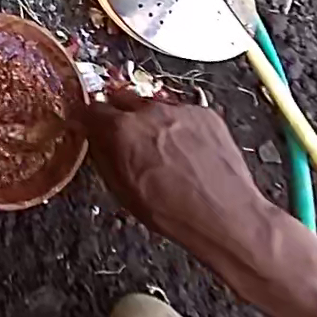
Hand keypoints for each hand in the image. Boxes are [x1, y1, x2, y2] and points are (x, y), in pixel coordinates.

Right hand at [84, 90, 280, 248]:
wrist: (225, 216)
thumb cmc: (174, 211)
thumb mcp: (121, 190)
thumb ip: (102, 155)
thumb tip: (95, 139)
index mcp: (121, 130)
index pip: (93, 109)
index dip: (91, 119)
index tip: (92, 124)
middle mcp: (149, 112)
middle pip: (123, 101)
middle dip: (121, 116)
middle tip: (128, 139)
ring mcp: (179, 110)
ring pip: (154, 107)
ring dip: (152, 122)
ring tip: (164, 151)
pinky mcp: (204, 113)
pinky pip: (182, 113)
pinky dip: (180, 126)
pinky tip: (187, 151)